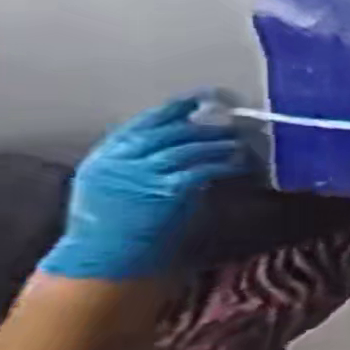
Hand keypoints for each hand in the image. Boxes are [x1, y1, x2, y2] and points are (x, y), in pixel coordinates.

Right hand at [39, 93, 253, 280]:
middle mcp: (120, 160)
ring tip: (243, 144)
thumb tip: (188, 135)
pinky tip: (242, 163)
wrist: (105, 252)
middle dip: (209, 126)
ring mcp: (142, 174)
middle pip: (174, 131)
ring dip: (223, 144)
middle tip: (236, 124)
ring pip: (193, 147)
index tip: (205, 97)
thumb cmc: (118, 218)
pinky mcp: (166, 189)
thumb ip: (143, 157)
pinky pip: (205, 168)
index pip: (146, 121)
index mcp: (106, 155)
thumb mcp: (117, 180)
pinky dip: (227, 164)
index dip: (179, 107)